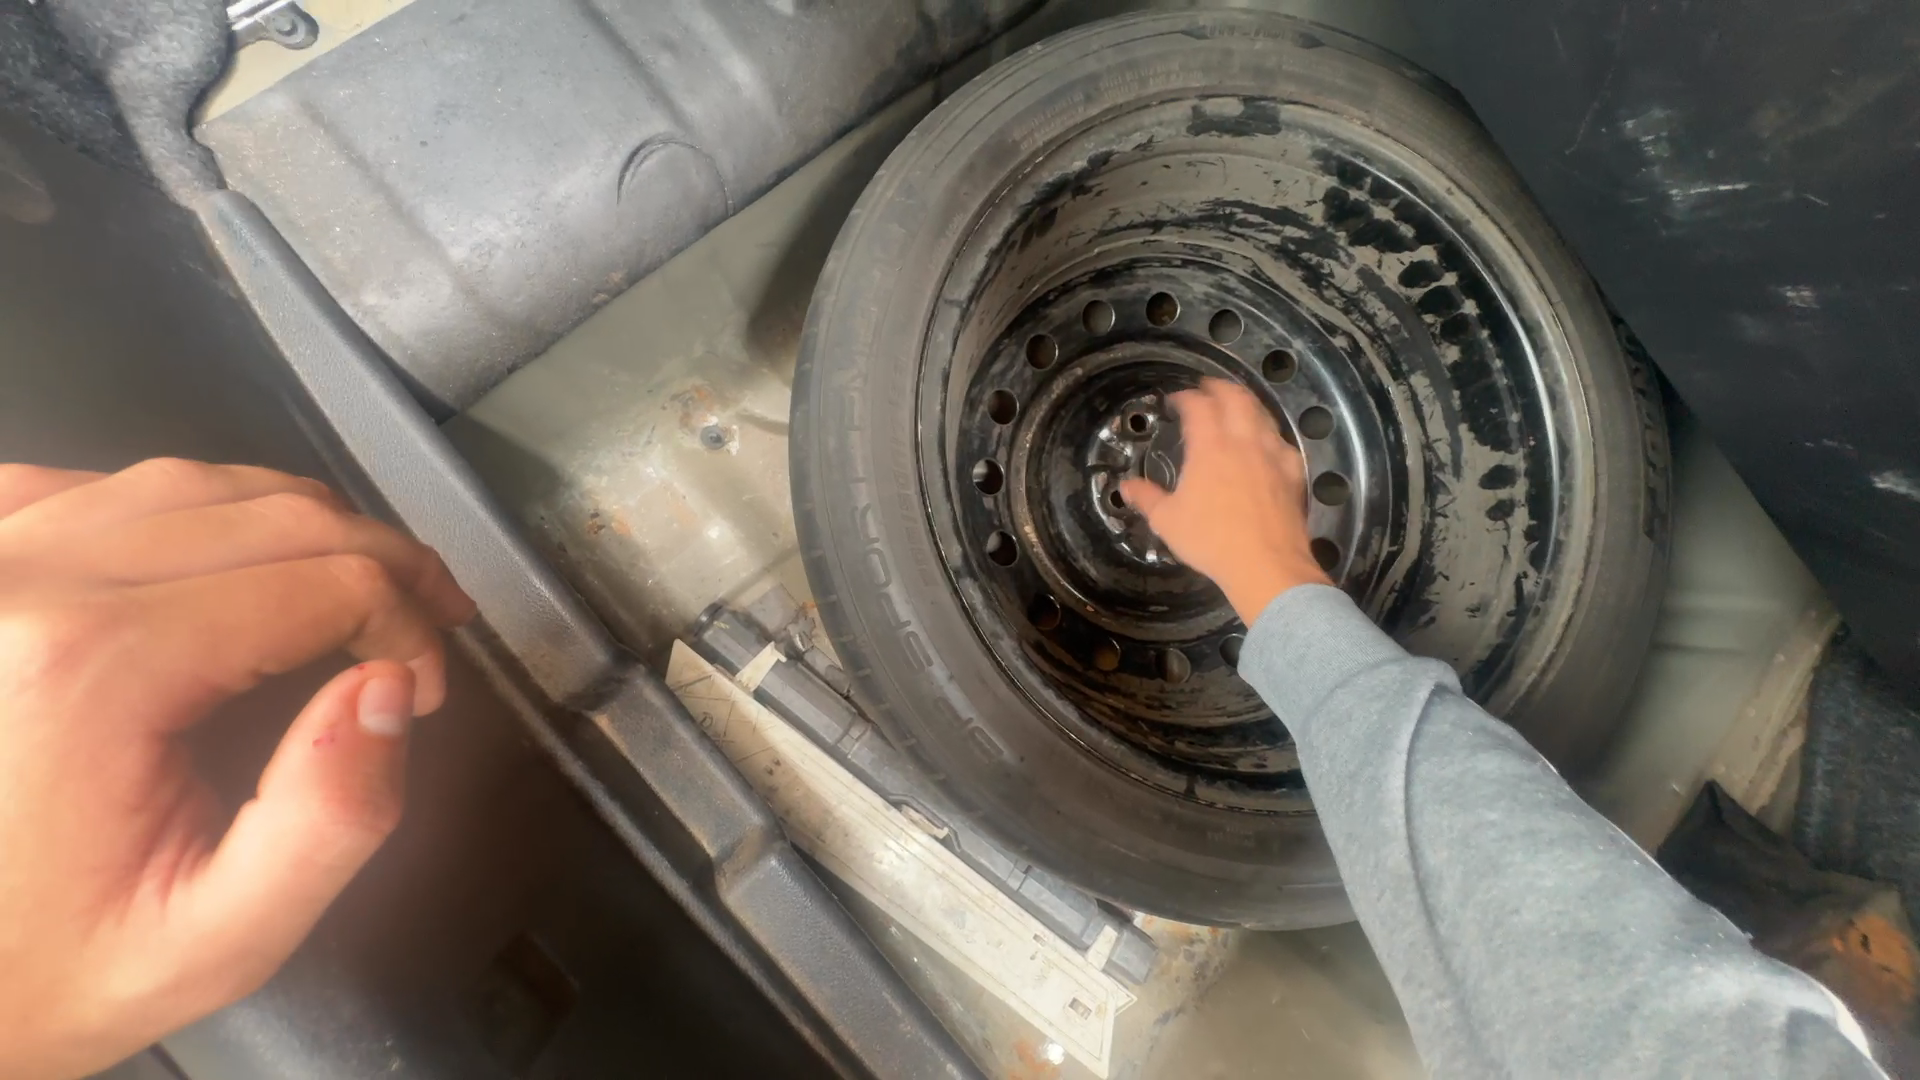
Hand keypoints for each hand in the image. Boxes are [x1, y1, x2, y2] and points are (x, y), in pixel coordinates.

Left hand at [0, 459, 474, 1079]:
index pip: (338, 585)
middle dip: (397, 566)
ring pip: (214, 487)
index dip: (415, 631)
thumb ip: (332, 819)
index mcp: (90, 668)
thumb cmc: (46, 972)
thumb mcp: (217, 939)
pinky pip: (107, 486)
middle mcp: (24, 580)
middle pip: (291, 519)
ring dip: (322, 529)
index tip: (423, 696)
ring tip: (370, 584)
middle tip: (438, 621)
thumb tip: (392, 685)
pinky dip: (209, 510)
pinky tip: (239, 562)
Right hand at [1120, 377, 1331, 624]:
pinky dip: (1269, 433)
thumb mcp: (1167, 520)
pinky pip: (1282, 441)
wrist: (1265, 564)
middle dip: (1219, 387)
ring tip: (1236, 405)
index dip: (1185, 397)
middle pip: (1236, 398)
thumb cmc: (1211, 541)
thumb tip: (1126, 487)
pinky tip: (1266, 443)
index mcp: (1210, 447)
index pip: (1198, 406)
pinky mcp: (1293, 472)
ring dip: (1246, 403)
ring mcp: (1273, 455)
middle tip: (1207, 387)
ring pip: (1262, 414)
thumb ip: (1146, 498)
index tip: (1175, 400)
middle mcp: (1244, 442)